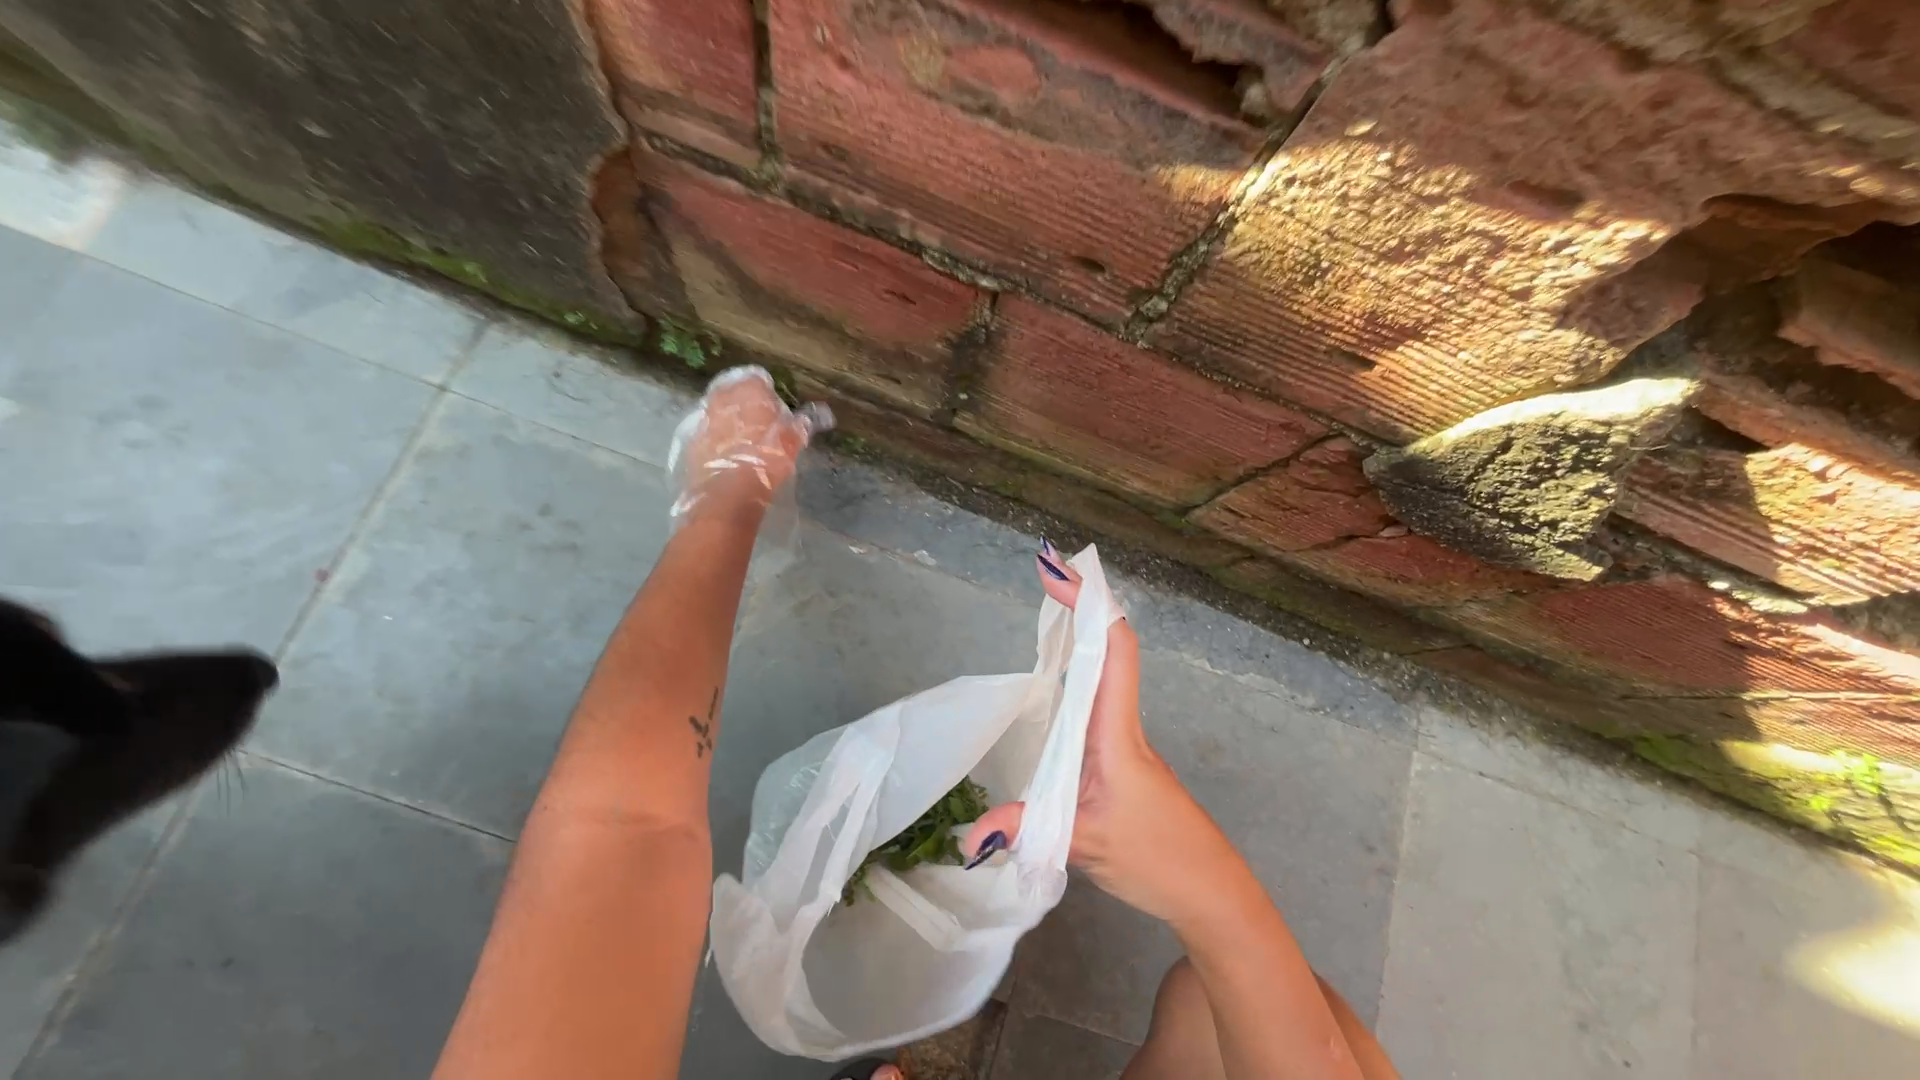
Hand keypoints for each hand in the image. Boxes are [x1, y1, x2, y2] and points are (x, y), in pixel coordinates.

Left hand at [668, 367, 828, 520]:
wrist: (726, 496)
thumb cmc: (764, 465)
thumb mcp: (790, 446)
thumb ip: (798, 427)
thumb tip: (811, 417)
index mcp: (748, 394)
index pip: (756, 379)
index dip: (765, 392)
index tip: (773, 408)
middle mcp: (721, 401)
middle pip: (731, 393)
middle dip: (742, 403)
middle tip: (755, 422)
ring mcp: (701, 421)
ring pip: (714, 411)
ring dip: (725, 420)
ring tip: (738, 439)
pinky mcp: (688, 443)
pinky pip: (703, 433)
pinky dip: (712, 438)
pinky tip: (721, 454)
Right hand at [961, 546, 1236, 922]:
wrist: (1210, 890)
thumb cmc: (1159, 860)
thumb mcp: (1085, 845)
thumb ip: (1027, 830)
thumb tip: (969, 837)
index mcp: (1117, 733)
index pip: (1114, 653)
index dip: (1090, 608)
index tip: (1057, 575)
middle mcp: (1121, 725)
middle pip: (1110, 648)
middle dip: (1081, 605)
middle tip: (1044, 574)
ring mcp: (1122, 740)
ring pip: (1106, 672)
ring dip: (1082, 633)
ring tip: (1047, 607)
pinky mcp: (1118, 758)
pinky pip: (1098, 698)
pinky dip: (1079, 669)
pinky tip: (1056, 676)